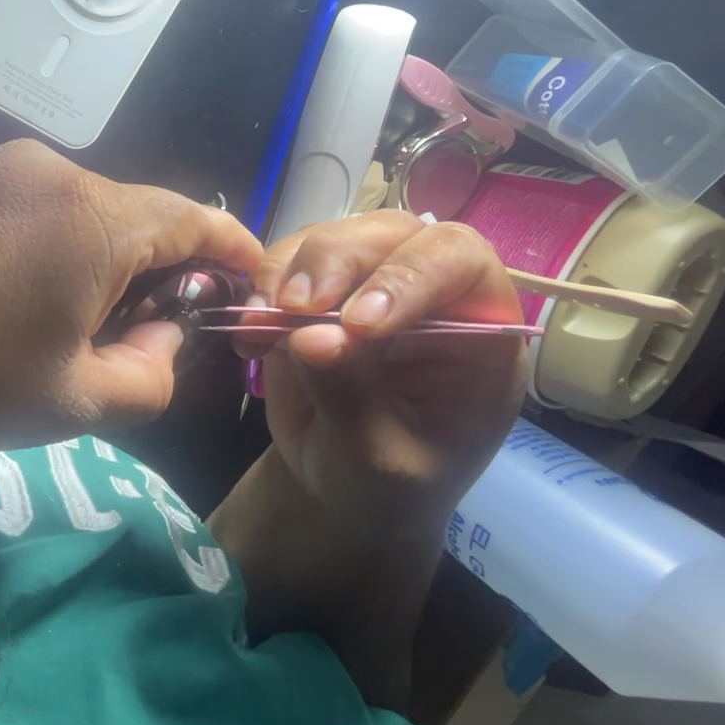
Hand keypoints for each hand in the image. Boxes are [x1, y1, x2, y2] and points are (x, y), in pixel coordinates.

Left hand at [0, 139, 262, 455]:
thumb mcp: (73, 402)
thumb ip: (152, 370)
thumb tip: (168, 331)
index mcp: (95, 220)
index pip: (196, 218)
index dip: (233, 251)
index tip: (246, 286)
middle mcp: (57, 172)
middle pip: (142, 214)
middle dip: (164, 267)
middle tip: (152, 331)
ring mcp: (6, 167)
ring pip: (92, 210)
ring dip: (108, 257)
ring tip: (80, 321)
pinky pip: (43, 205)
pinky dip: (63, 242)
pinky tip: (32, 292)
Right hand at [236, 211, 525, 535]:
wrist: (340, 491)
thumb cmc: (388, 484)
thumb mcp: (379, 458)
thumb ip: (352, 396)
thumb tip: (311, 336)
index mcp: (476, 329)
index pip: (459, 261)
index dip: (408, 275)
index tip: (358, 325)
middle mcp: (425, 294)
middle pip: (388, 233)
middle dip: (334, 260)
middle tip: (291, 308)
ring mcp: (363, 287)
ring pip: (330, 238)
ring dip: (286, 271)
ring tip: (257, 323)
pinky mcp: (311, 296)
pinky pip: (281, 265)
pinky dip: (257, 289)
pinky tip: (247, 334)